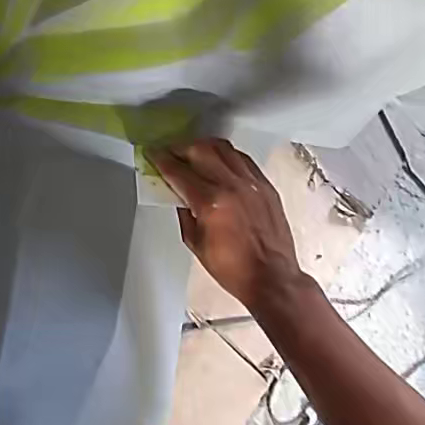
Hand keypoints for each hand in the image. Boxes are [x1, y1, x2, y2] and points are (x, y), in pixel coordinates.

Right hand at [149, 138, 307, 310]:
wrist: (273, 278)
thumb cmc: (230, 267)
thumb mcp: (194, 241)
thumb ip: (183, 210)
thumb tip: (175, 190)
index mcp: (210, 202)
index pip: (178, 171)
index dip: (160, 159)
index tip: (151, 153)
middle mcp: (232, 186)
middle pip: (199, 150)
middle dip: (179, 148)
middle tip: (169, 152)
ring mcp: (252, 183)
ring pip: (222, 148)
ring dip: (202, 146)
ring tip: (192, 152)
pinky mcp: (266, 185)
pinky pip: (242, 158)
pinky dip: (225, 155)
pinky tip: (217, 160)